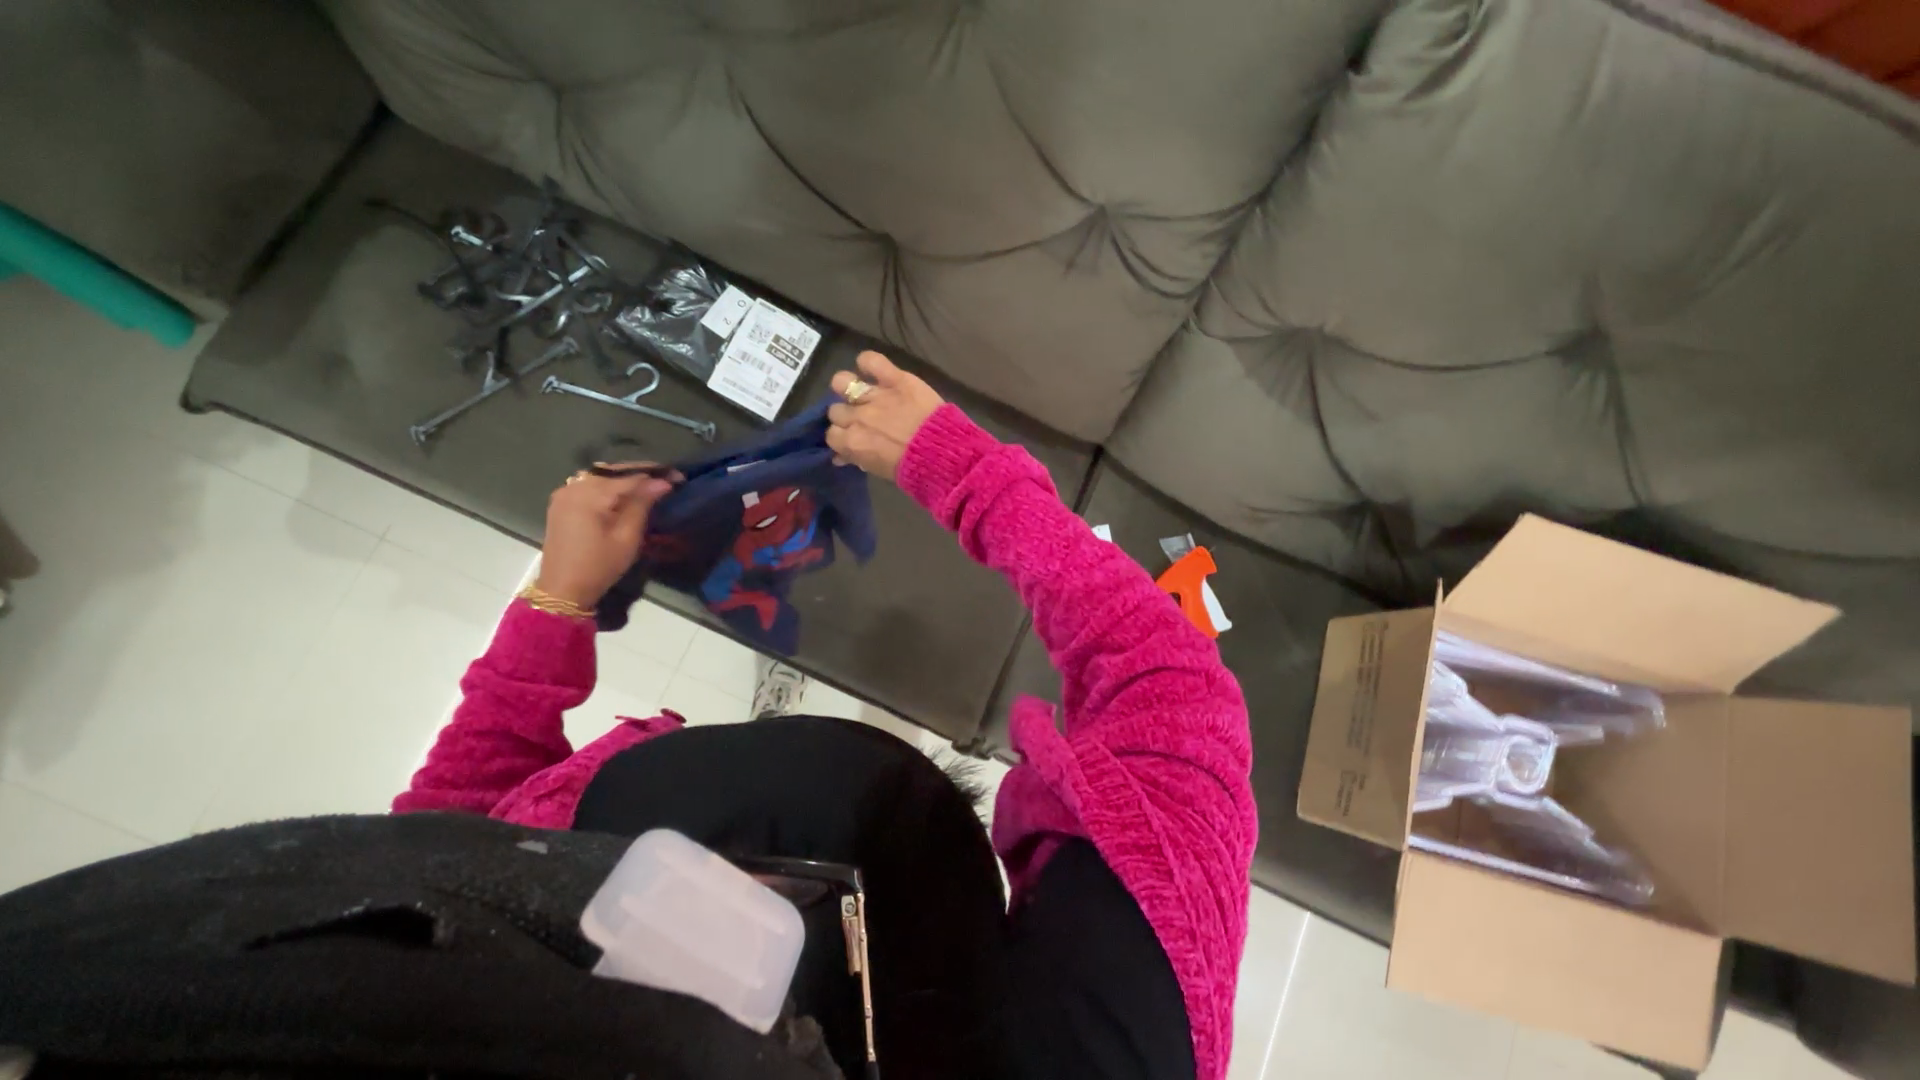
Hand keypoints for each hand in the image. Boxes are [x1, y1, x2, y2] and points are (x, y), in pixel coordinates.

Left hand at [535, 464, 678, 607]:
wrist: (562, 589)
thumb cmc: (599, 566)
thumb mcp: (627, 538)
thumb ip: (642, 504)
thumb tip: (662, 483)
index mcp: (590, 495)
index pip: (629, 476)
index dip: (655, 475)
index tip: (678, 477)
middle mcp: (574, 487)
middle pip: (613, 471)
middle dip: (641, 473)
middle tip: (666, 479)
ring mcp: (564, 493)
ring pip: (600, 476)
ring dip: (624, 478)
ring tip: (648, 485)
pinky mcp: (561, 502)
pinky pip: (588, 484)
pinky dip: (608, 485)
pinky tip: (623, 493)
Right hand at [826, 351, 944, 481]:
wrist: (944, 453)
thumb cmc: (913, 469)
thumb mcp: (879, 469)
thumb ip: (857, 458)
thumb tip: (839, 457)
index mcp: (853, 442)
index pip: (831, 434)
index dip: (841, 436)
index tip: (851, 438)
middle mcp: (857, 417)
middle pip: (836, 410)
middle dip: (845, 415)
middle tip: (862, 419)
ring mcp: (875, 395)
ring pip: (842, 382)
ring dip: (847, 387)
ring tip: (859, 392)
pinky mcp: (895, 379)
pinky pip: (871, 360)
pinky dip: (867, 362)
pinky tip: (870, 368)